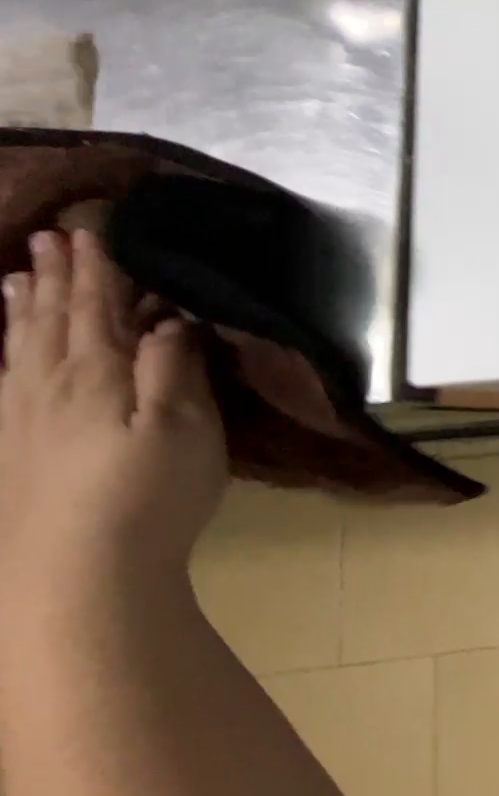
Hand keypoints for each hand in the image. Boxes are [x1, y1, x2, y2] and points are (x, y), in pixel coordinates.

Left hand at [0, 230, 227, 583]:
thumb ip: (175, 367)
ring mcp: (23, 416)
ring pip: (20, 344)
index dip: (99, 265)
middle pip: (54, 318)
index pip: (98, 306)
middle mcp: (50, 384)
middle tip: (52, 234)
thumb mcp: (184, 425)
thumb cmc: (150, 491)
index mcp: (98, 374)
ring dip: (24, 306)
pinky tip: (5, 345)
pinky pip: (5, 377)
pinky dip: (5, 349)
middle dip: (58, 275)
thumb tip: (171, 317)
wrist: (79, 570)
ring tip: (17, 274)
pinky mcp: (13, 445)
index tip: (94, 226)